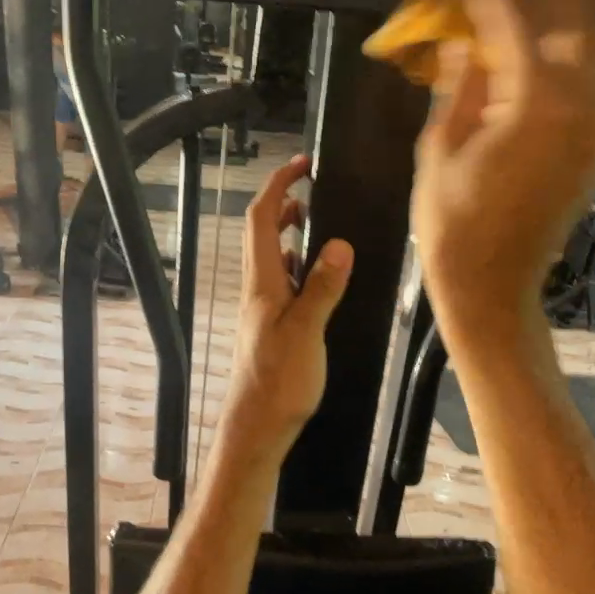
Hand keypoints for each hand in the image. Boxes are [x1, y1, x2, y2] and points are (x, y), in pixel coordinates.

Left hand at [217, 155, 354, 461]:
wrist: (256, 428)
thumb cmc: (279, 382)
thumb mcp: (306, 332)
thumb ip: (322, 288)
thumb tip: (337, 242)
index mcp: (261, 283)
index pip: (260, 219)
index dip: (277, 186)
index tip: (303, 165)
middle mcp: (256, 290)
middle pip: (261, 234)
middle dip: (283, 205)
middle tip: (315, 195)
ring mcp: (262, 309)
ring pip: (270, 258)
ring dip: (289, 235)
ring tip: (320, 228)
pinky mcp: (271, 327)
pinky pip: (281, 283)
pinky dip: (297, 267)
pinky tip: (317, 278)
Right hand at [412, 0, 594, 333]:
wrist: (493, 289)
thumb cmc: (453, 226)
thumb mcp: (438, 150)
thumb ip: (457, 84)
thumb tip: (461, 40)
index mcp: (536, 102)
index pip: (514, 16)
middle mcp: (581, 104)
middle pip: (579, 12)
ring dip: (566, 10)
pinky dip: (570, 52)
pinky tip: (537, 48)